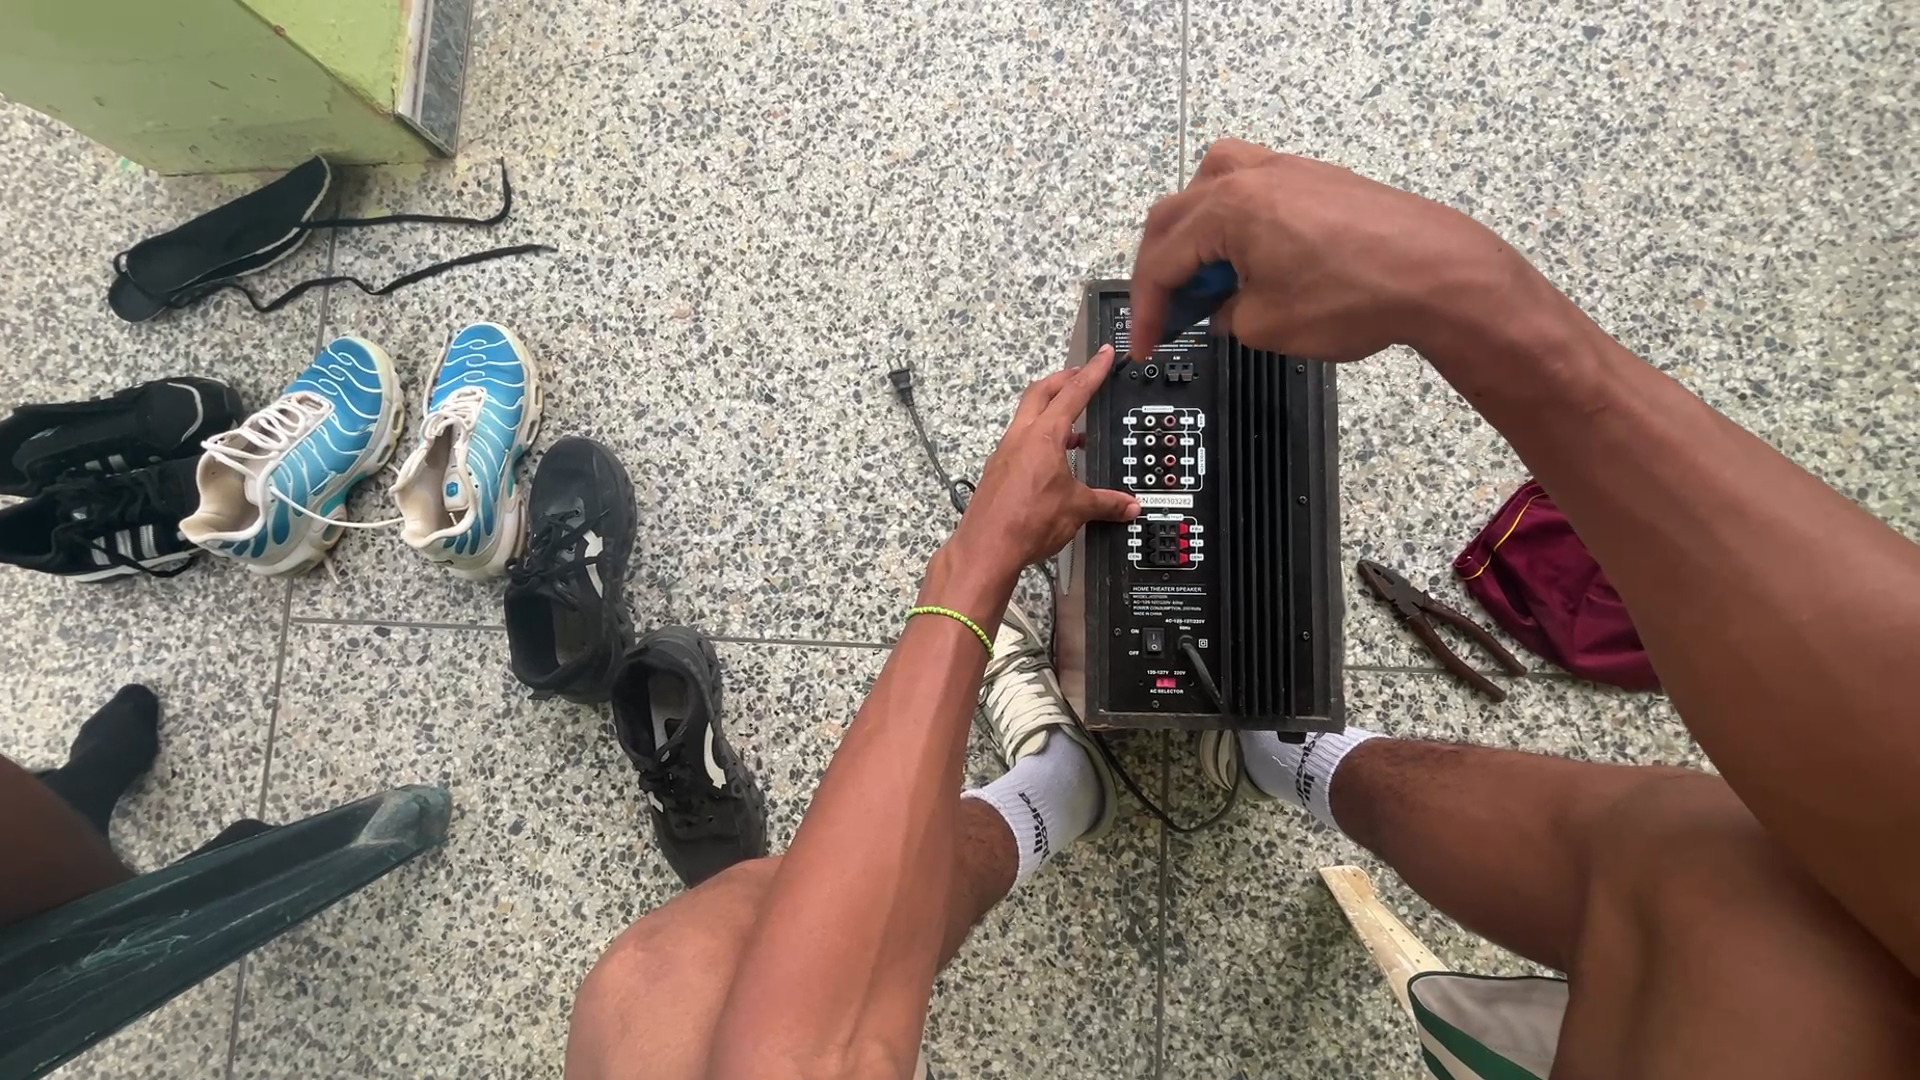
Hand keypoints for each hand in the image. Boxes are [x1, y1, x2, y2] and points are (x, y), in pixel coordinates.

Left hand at [947, 346, 1141, 579]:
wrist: (986, 548)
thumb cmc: (1027, 522)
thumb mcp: (1077, 509)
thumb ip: (1106, 503)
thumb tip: (1128, 506)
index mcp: (1043, 436)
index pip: (1073, 393)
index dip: (1092, 372)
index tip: (1103, 354)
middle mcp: (1020, 438)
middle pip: (1041, 392)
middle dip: (1063, 379)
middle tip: (1082, 374)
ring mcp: (1004, 453)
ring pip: (1027, 417)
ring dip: (1049, 410)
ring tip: (1073, 423)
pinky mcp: (997, 472)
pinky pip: (1020, 442)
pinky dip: (1039, 438)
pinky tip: (1052, 459)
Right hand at [1129, 139, 1529, 361]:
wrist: (1440, 278)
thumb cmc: (1357, 297)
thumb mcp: (1263, 325)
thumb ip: (1223, 315)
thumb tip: (1218, 309)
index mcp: (1229, 209)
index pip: (1161, 262)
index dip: (1146, 311)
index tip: (1145, 346)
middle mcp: (1251, 177)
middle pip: (1172, 219)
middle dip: (1158, 273)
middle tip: (1163, 317)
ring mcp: (1286, 171)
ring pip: (1206, 188)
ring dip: (1188, 234)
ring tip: (1198, 275)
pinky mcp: (1313, 179)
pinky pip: (1248, 186)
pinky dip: (1228, 221)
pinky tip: (1242, 256)